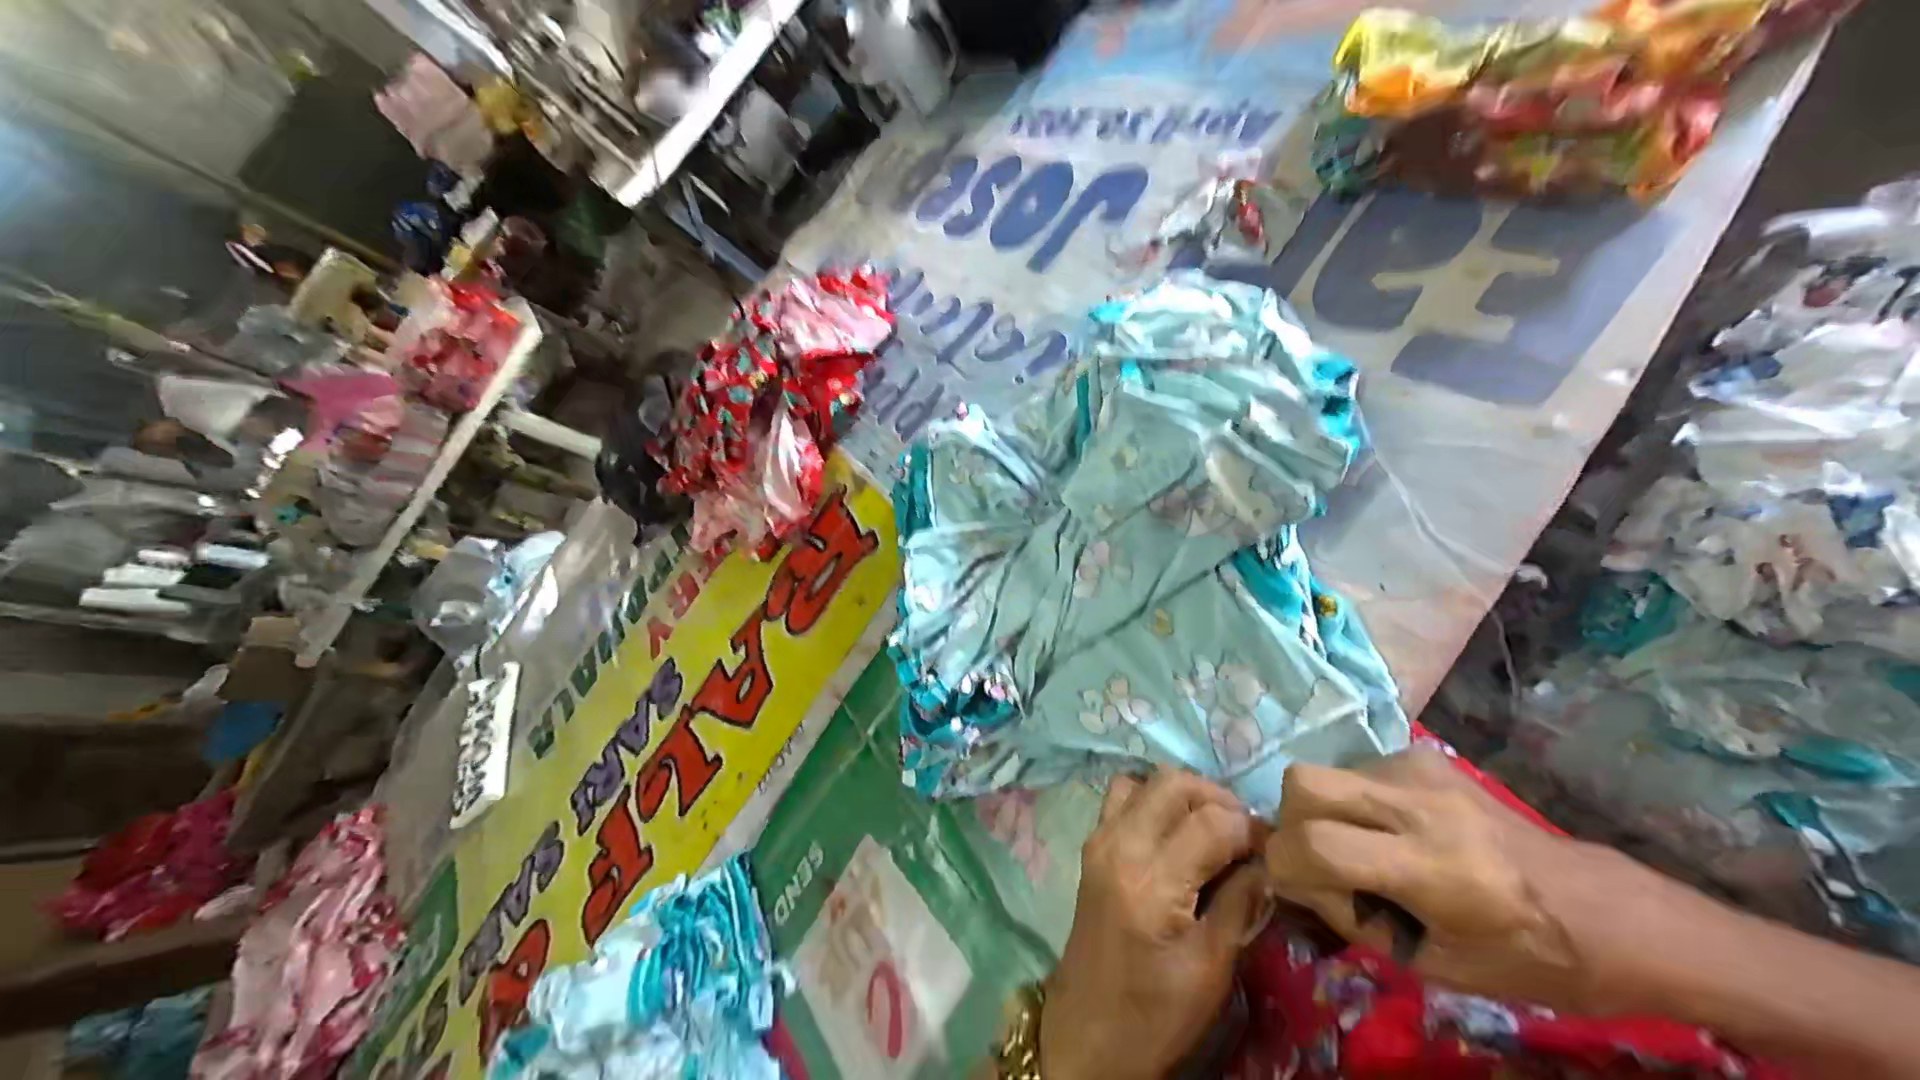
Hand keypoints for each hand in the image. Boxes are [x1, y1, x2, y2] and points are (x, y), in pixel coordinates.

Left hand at [1041, 768, 1265, 1079]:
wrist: (1086, 1034)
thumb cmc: (1154, 1014)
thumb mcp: (1210, 968)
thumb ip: (1240, 904)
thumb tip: (1268, 860)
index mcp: (1150, 879)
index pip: (1211, 821)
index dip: (1251, 828)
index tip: (1275, 849)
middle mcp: (1119, 843)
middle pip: (1174, 783)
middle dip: (1218, 799)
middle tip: (1245, 835)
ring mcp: (1099, 839)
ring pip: (1146, 782)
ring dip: (1184, 795)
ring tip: (1212, 830)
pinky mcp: (1092, 846)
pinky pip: (1123, 798)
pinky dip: (1153, 800)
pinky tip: (1176, 833)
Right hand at [1264, 747, 1685, 1014]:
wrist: (1607, 912)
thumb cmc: (1526, 958)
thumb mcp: (1432, 964)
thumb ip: (1350, 915)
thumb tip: (1291, 877)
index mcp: (1435, 869)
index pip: (1316, 843)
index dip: (1285, 865)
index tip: (1294, 886)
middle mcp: (1423, 806)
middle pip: (1304, 782)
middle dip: (1290, 820)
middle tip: (1317, 854)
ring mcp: (1423, 770)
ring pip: (1324, 771)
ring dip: (1322, 810)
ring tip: (1362, 845)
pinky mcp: (1426, 755)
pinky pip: (1355, 768)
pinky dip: (1353, 799)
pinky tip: (1389, 827)